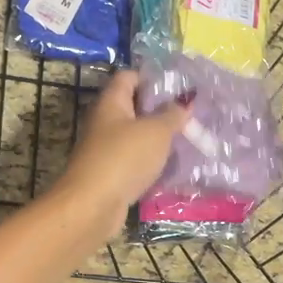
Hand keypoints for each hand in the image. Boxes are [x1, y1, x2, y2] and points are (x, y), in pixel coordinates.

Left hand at [54, 70, 190, 233]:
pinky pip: (135, 162)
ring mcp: (106, 150)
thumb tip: (185, 102)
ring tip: (187, 141)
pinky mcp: (110, 175)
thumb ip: (173, 114)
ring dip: (158, 140)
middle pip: (134, 108)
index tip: (179, 88)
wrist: (93, 205)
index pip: (129, 77)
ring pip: (136, 137)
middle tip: (189, 117)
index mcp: (111, 102)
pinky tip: (171, 168)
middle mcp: (105, 122)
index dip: (153, 77)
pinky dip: (151, 163)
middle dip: (161, 111)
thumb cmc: (124, 158)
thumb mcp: (156, 131)